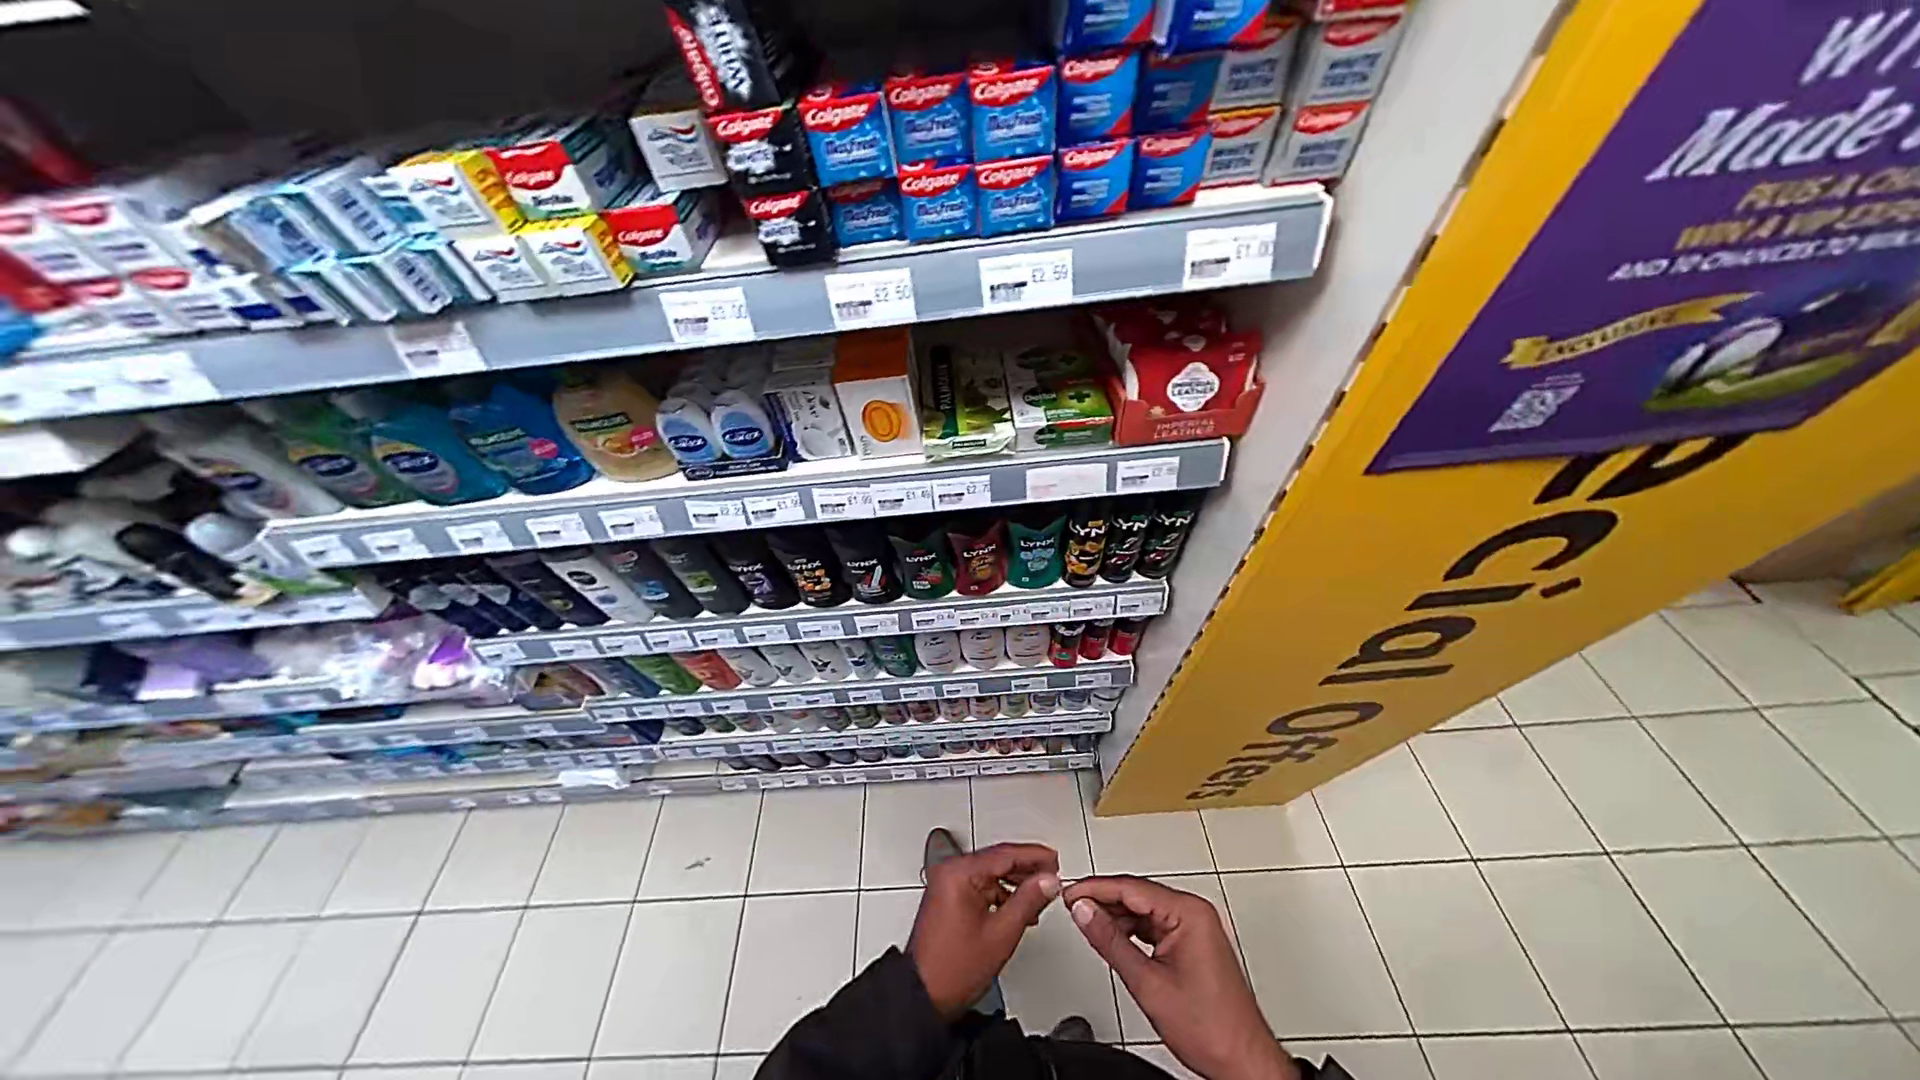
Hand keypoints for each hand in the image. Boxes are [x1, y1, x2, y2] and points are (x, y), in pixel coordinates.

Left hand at [907, 842, 1061, 1018]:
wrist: (925, 996)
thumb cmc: (952, 969)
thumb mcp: (1001, 933)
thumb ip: (1028, 900)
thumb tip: (1047, 880)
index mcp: (960, 873)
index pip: (1005, 854)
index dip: (1034, 856)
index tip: (1054, 860)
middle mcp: (950, 872)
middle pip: (997, 860)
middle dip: (1027, 868)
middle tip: (1051, 875)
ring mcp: (948, 884)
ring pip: (991, 872)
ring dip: (1015, 882)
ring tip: (1039, 893)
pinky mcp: (949, 896)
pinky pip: (981, 884)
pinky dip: (1001, 892)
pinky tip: (1018, 905)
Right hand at [1064, 876, 1298, 1079]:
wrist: (1243, 1064)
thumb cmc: (1212, 1029)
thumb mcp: (1147, 982)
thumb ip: (1110, 941)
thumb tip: (1084, 911)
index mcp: (1189, 913)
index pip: (1130, 887)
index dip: (1095, 888)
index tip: (1070, 893)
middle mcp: (1195, 913)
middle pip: (1137, 894)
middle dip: (1103, 900)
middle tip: (1073, 907)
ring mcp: (1196, 927)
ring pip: (1144, 909)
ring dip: (1116, 916)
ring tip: (1088, 924)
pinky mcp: (1193, 942)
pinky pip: (1154, 924)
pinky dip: (1131, 929)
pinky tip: (1114, 938)